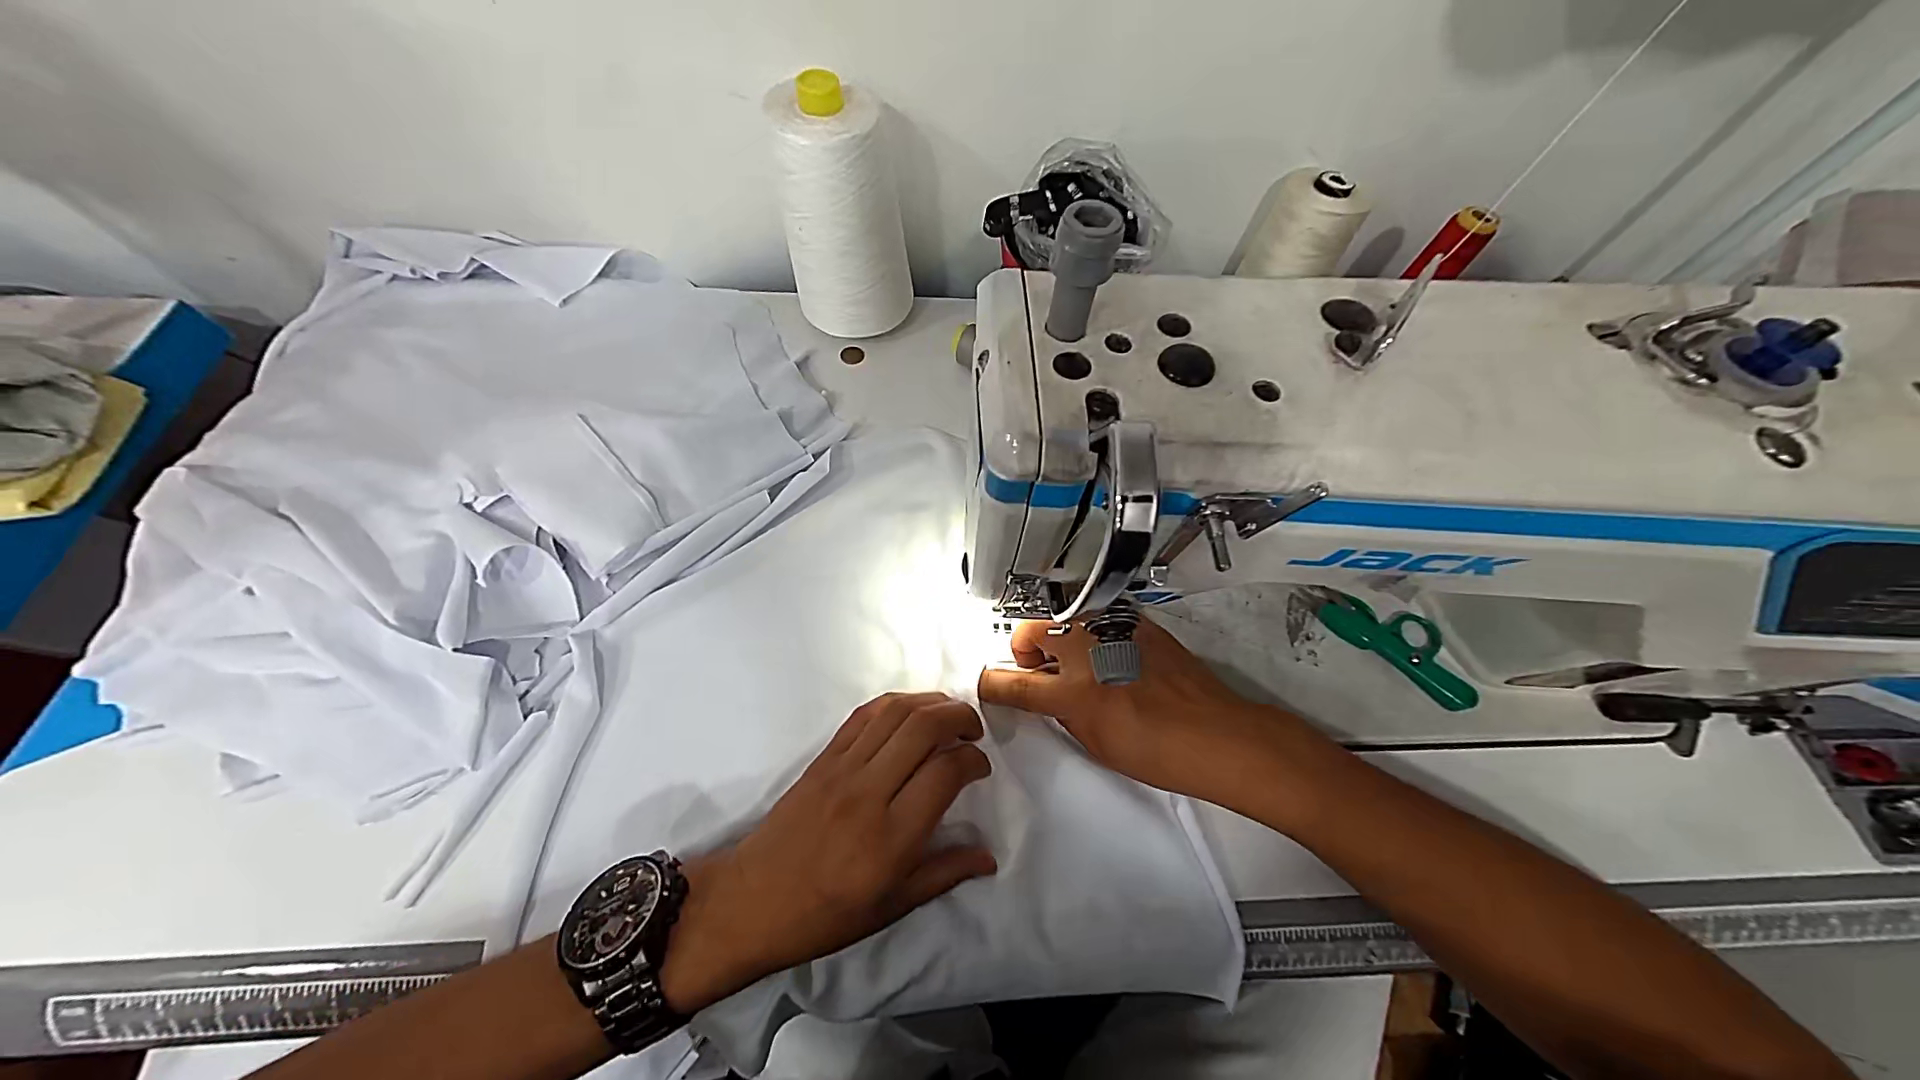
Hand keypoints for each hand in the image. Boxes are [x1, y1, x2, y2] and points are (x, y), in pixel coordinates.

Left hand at [658, 693, 995, 1013]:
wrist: (752, 902)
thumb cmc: (826, 915)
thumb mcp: (892, 907)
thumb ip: (944, 873)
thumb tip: (989, 857)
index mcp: (892, 836)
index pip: (946, 771)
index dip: (974, 760)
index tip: (981, 768)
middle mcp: (869, 792)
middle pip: (924, 727)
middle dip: (960, 716)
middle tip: (973, 731)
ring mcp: (841, 769)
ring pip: (895, 711)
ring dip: (930, 702)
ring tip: (948, 716)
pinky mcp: (822, 758)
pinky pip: (863, 715)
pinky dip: (894, 703)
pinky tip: (909, 712)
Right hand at [977, 617, 1301, 807]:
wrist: (1216, 734)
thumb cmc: (1162, 750)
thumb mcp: (1096, 743)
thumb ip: (1063, 713)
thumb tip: (1050, 697)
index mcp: (1076, 691)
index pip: (1015, 683)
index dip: (993, 684)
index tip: (989, 683)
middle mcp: (1091, 651)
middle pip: (1031, 631)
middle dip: (1026, 650)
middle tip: (1040, 672)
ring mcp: (1115, 631)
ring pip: (1064, 620)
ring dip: (1059, 640)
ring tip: (1080, 667)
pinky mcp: (1138, 623)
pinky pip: (1099, 621)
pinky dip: (1092, 636)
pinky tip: (1112, 661)